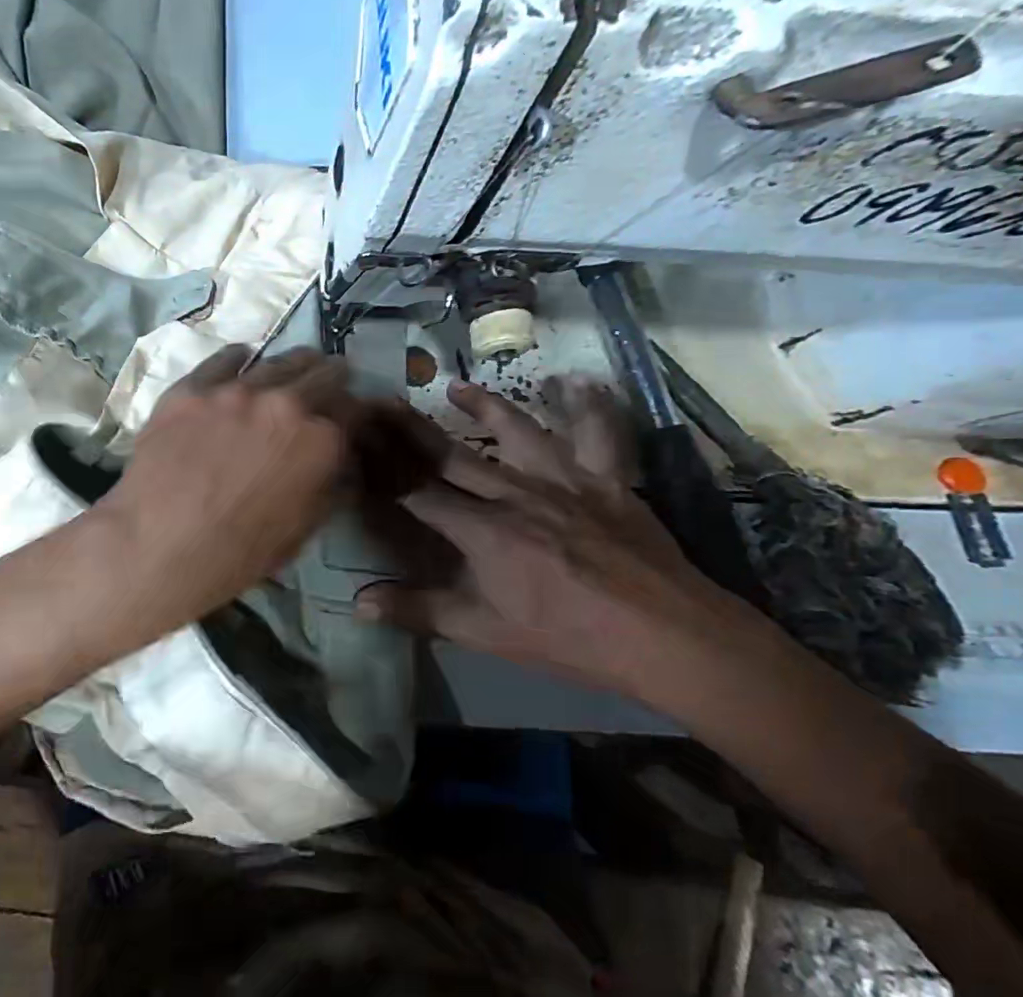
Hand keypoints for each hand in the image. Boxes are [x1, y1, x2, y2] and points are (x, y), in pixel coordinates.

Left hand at [90, 345, 352, 623]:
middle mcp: (285, 404)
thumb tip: (338, 469)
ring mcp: (235, 391)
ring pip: (277, 361)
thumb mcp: (301, 530)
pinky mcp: (191, 388)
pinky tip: (240, 360)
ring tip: (294, 365)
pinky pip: (223, 359)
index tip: (348, 415)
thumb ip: (327, 489)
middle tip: (330, 379)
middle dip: (332, 378)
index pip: (354, 410)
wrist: (161, 545)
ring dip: (293, 364)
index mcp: (321, 442)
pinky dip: (238, 359)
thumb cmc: (238, 552)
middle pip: (322, 374)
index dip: (355, 413)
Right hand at [357, 378, 769, 699]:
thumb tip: (357, 604)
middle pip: (452, 453)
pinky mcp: (609, 482)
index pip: (416, 489)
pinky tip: (577, 384)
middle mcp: (517, 494)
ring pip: (518, 432)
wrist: (667, 637)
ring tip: (458, 387)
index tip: (355, 437)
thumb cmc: (568, 638)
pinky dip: (588, 406)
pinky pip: (599, 435)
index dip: (380, 463)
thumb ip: (418, 611)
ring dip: (484, 406)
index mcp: (483, 531)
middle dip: (410, 427)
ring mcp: (566, 482)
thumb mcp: (484, 632)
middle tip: (381, 400)